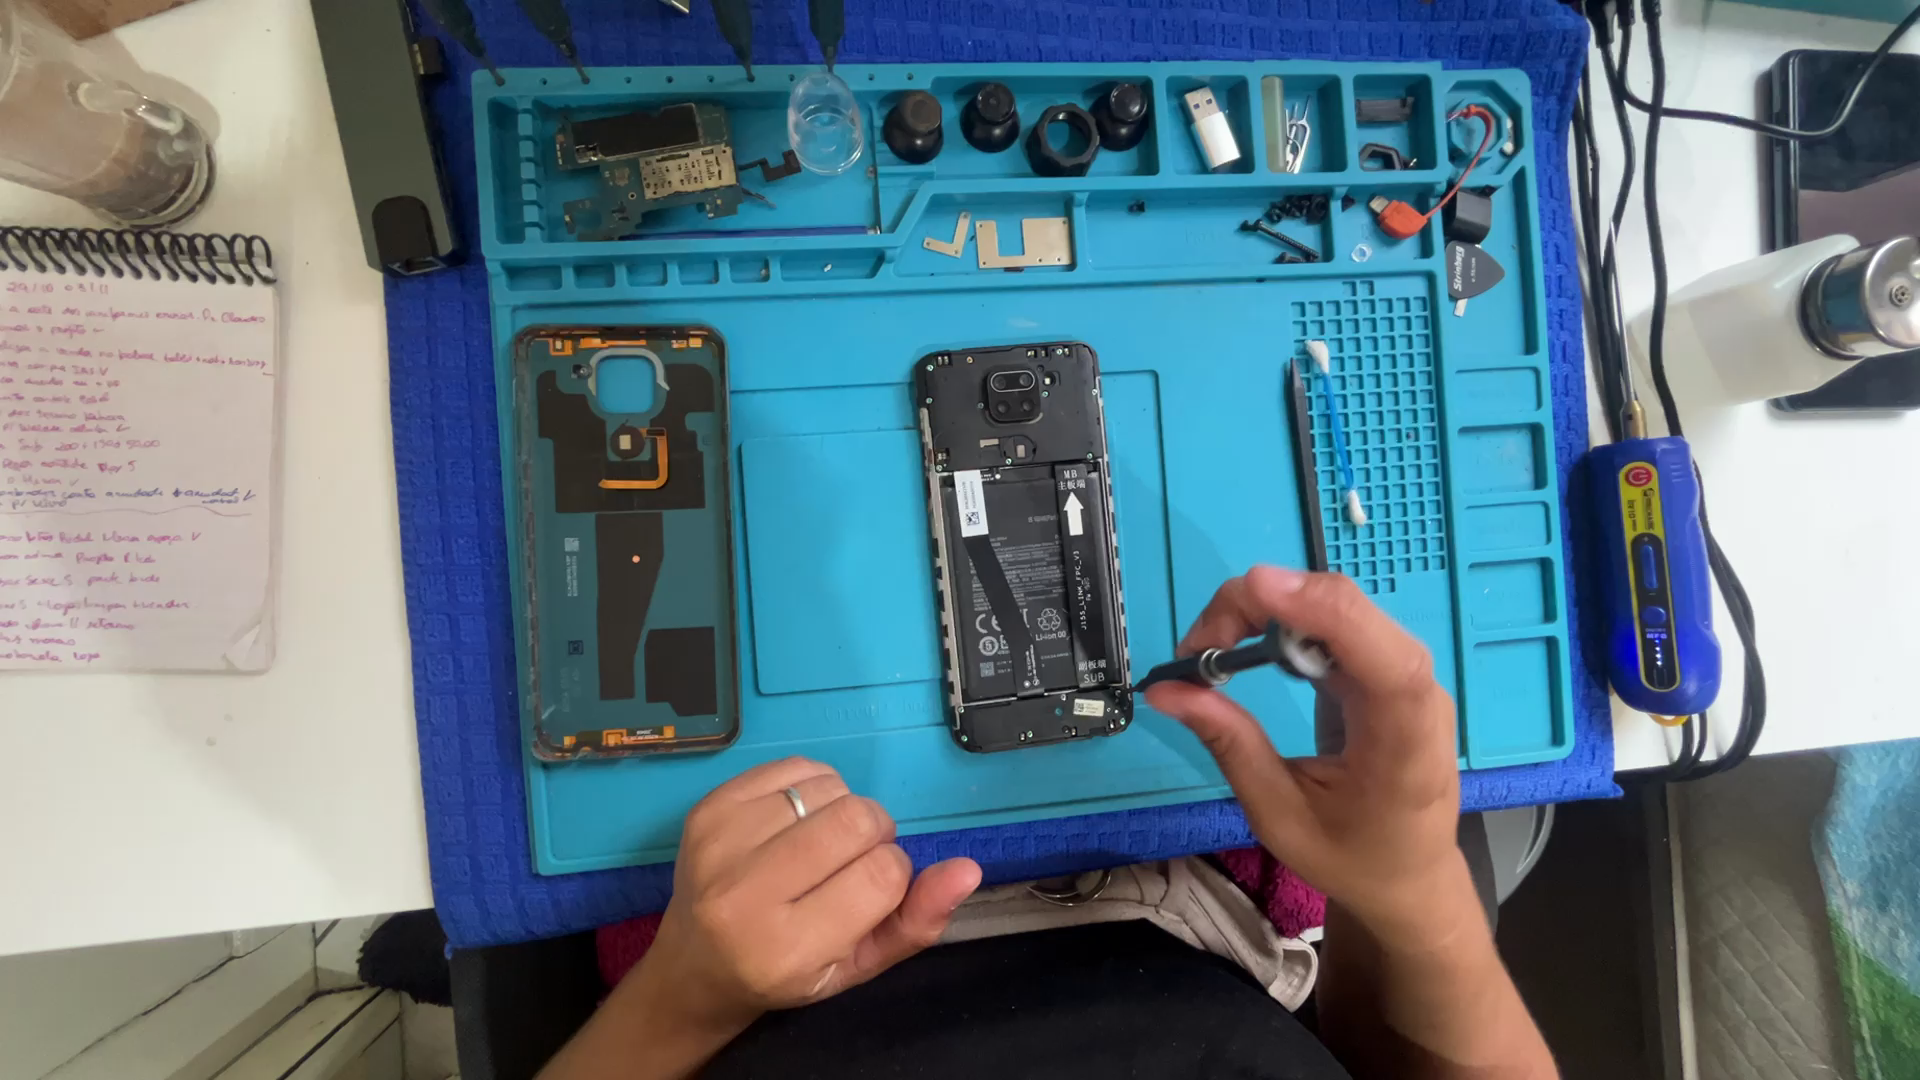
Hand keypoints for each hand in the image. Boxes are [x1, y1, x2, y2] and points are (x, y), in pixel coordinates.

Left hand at [634, 758, 981, 1029]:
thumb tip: (968, 869)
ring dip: (842, 806)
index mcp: (784, 949)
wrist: (696, 965)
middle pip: (857, 818)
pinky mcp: (709, 807)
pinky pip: (793, 765)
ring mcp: (720, 843)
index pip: (883, 873)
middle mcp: (743, 894)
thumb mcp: (857, 966)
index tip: (869, 890)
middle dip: (874, 831)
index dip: (893, 872)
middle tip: (852, 858)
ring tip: (820, 841)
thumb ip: (917, 922)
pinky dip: (812, 784)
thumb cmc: (786, 971)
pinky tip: (797, 817)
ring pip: (828, 786)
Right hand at [1145, 566, 1462, 945]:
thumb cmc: (1350, 856)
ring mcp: (1397, 674)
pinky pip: (1324, 620)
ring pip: (1331, 605)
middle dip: (1264, 606)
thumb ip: (1230, 745)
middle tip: (1197, 645)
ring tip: (1209, 648)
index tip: (1255, 588)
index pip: (1388, 663)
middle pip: (1348, 613)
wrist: (1408, 874)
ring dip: (1262, 610)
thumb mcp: (1278, 814)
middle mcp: (1413, 694)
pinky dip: (1274, 620)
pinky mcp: (1374, 666)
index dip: (1326, 613)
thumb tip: (1164, 690)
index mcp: (1406, 745)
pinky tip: (1239, 643)